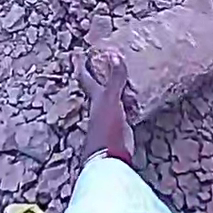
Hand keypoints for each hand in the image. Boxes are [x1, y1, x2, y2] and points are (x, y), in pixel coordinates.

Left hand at [75, 47, 134, 163]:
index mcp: (95, 98)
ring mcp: (110, 119)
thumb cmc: (106, 127)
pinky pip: (125, 110)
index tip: (77, 54)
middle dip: (99, 77)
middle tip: (104, 64)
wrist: (111, 158)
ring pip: (111, 99)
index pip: (86, 78)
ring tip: (124, 79)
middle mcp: (99, 107)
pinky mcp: (122, 129)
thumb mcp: (110, 99)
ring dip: (116, 90)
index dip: (81, 66)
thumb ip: (114, 79)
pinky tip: (135, 102)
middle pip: (97, 88)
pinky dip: (128, 104)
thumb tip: (114, 54)